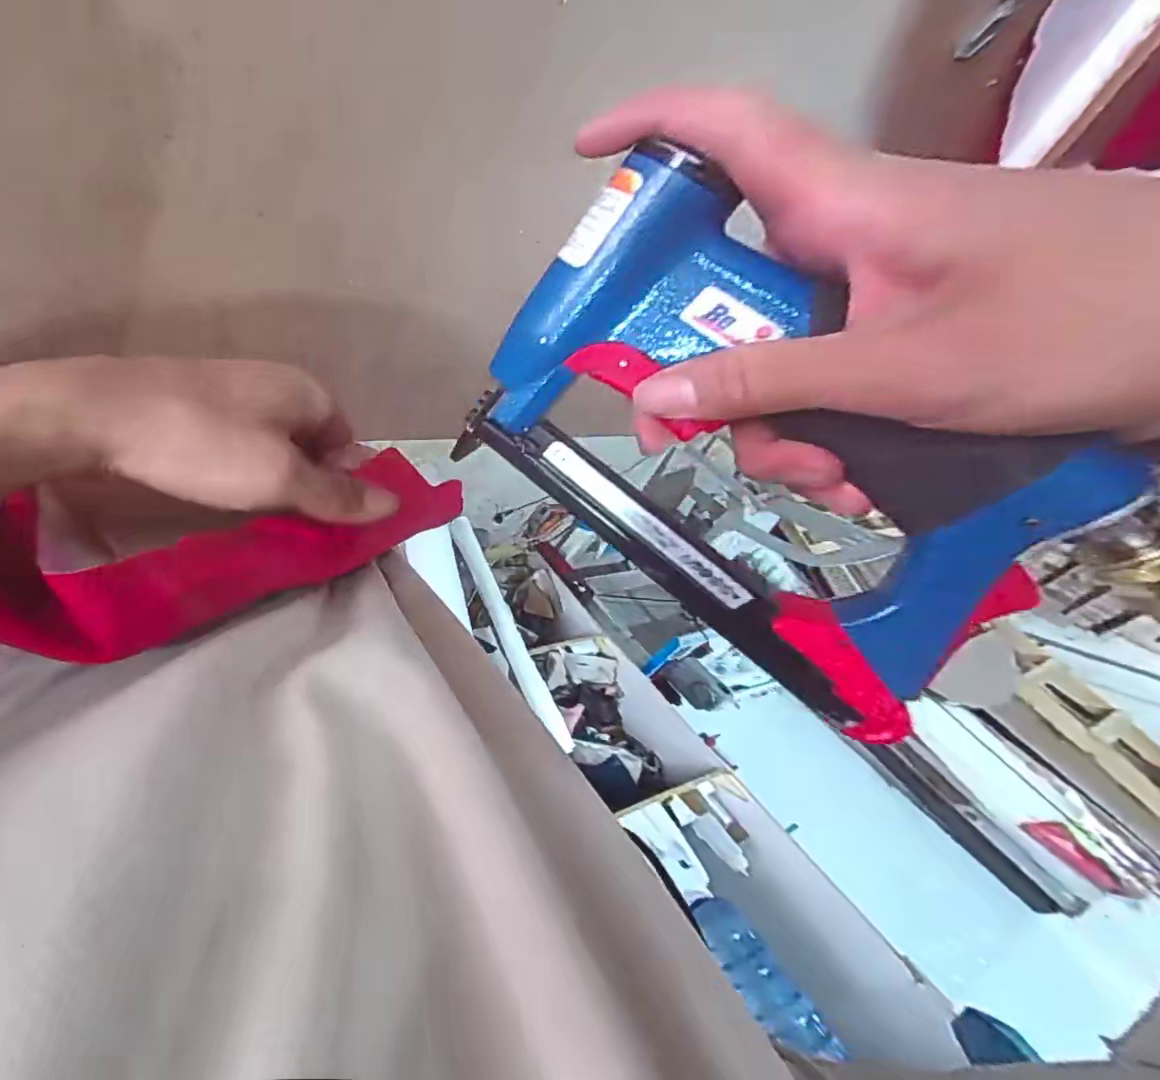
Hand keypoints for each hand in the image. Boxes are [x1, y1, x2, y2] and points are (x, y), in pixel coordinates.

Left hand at [35, 356, 397, 524]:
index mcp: (305, 390)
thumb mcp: (277, 477)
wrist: (104, 413)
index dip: (343, 486)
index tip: (325, 527)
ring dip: (266, 483)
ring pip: (266, 447)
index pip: (347, 443)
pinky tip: (212, 491)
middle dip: (303, 488)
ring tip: (249, 517)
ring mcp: (228, 391)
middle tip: (287, 529)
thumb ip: (334, 492)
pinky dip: (232, 471)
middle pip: (307, 445)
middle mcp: (272, 383)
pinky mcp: (191, 406)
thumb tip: (395, 502)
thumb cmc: (202, 444)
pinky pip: (231, 445)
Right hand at [576, 87, 1159, 513]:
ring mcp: (854, 290)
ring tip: (820, 472)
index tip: (587, 151)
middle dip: (689, 376)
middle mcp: (834, 241)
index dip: (652, 127)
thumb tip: (651, 399)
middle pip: (711, 294)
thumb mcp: (908, 369)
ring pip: (755, 355)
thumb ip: (768, 382)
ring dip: (765, 428)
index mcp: (842, 208)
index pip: (731, 133)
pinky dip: (812, 434)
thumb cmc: (1098, 321)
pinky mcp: (880, 330)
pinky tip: (852, 471)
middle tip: (672, 433)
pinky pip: (804, 381)